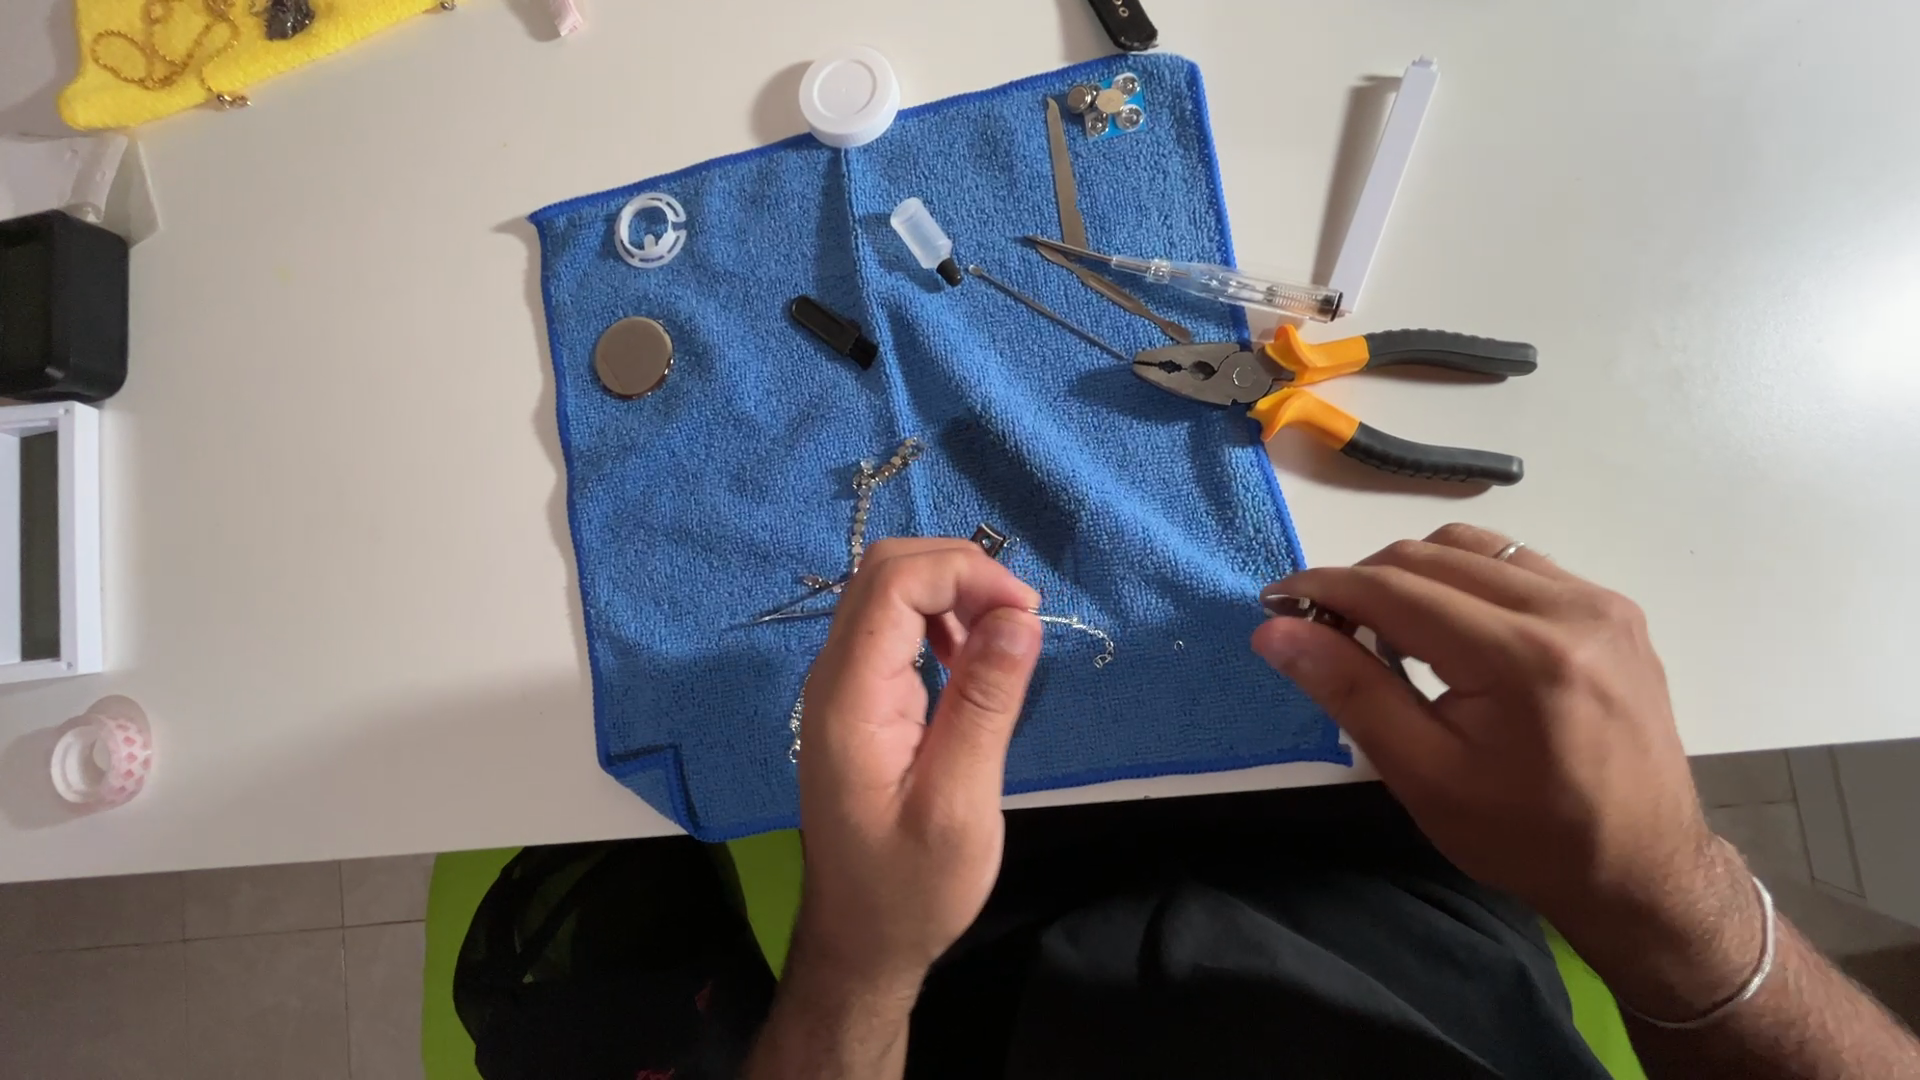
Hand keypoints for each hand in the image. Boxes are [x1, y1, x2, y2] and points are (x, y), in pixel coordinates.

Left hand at [791, 538, 1042, 994]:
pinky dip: (940, 618)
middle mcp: (834, 675)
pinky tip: (971, 656)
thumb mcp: (960, 803)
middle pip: (884, 570)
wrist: (861, 938)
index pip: (893, 582)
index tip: (1026, 611)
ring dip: (951, 591)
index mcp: (849, 697)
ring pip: (888, 590)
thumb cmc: (911, 886)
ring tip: (1004, 635)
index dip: (963, 573)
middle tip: (1019, 617)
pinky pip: (894, 625)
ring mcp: (841, 682)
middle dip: (958, 572)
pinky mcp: (858, 695)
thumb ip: (985, 703)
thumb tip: (1018, 616)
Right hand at [1249, 524, 1755, 1017]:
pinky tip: (1442, 625)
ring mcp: (1596, 602)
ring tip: (1382, 627)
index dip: (1322, 588)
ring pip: (1463, 546)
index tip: (1272, 600)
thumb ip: (1348, 690)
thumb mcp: (1419, 773)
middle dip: (1356, 581)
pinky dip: (1452, 578)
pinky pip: (1505, 561)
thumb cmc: (1521, 833)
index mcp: (1523, 658)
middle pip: (1424, 555)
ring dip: (1403, 574)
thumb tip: (1274, 631)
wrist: (1643, 872)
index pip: (1393, 590)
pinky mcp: (1607, 607)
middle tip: (1320, 627)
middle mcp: (1567, 609)